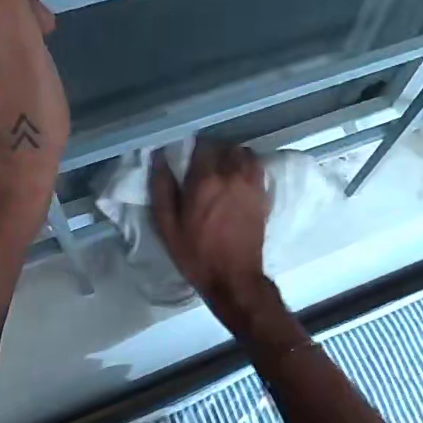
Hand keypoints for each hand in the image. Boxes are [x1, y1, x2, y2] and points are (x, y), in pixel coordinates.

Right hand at [150, 142, 274, 322]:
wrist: (233, 277)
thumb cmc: (196, 253)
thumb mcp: (167, 226)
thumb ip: (161, 188)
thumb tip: (158, 157)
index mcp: (205, 180)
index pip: (202, 145)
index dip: (193, 148)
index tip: (187, 157)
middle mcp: (231, 175)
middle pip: (224, 146)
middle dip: (212, 151)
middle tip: (202, 165)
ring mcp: (251, 184)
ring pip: (243, 153)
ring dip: (231, 155)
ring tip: (222, 168)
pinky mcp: (263, 195)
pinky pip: (257, 167)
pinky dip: (247, 165)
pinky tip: (238, 178)